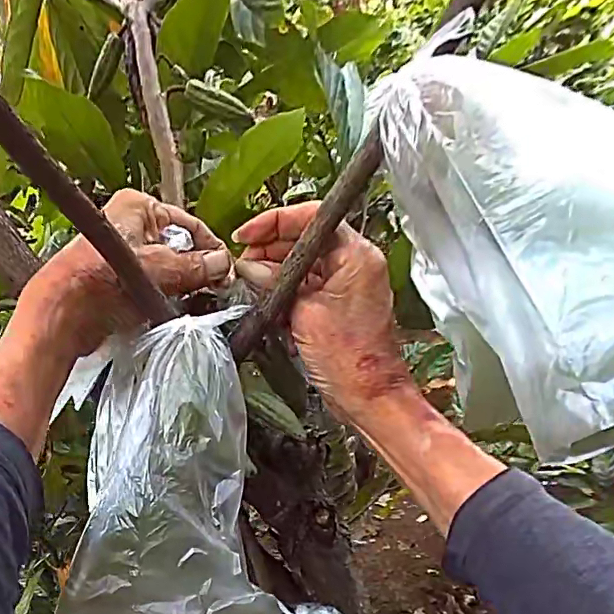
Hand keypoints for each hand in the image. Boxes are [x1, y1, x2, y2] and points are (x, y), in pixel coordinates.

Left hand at [0, 192, 227, 456]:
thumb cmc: (99, 280)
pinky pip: (153, 291)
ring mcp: (124, 259)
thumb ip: (198, 266)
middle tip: (215, 289)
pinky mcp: (120, 286)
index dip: (210, 246)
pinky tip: (174, 310)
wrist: (66, 314)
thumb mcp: (161, 268)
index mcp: (137, 208)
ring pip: (168, 272)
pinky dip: (166, 301)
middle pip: (179, 249)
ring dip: (182, 288)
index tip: (226, 268)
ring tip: (195, 302)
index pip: (188, 224)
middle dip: (197, 269)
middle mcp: (129, 229)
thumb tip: (221, 265)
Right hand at [232, 202, 413, 423]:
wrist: (368, 396)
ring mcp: (350, 287)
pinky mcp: (341, 308)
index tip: (248, 234)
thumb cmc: (350, 360)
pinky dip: (290, 295)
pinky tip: (275, 310)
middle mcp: (357, 265)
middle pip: (306, 240)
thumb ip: (275, 283)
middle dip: (271, 251)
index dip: (273, 222)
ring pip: (306, 266)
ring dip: (278, 276)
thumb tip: (251, 267)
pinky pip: (311, 289)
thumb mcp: (303, 314)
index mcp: (356, 255)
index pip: (310, 217)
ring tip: (255, 288)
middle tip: (245, 265)